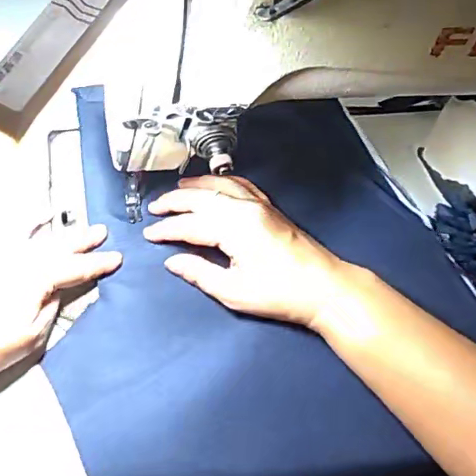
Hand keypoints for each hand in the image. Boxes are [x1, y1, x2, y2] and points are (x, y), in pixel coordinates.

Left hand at [0, 222, 121, 400]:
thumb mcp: (33, 336)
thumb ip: (51, 307)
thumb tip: (57, 291)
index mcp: (36, 278)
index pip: (74, 269)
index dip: (97, 264)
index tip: (116, 259)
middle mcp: (19, 260)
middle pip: (56, 246)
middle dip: (80, 240)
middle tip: (100, 231)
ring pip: (30, 235)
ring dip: (49, 226)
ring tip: (62, 214)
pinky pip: (1, 236)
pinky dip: (16, 226)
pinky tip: (21, 220)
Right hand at [144, 176, 356, 327]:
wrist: (325, 288)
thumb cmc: (281, 293)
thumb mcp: (234, 291)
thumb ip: (200, 273)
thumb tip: (173, 262)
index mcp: (234, 228)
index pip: (190, 224)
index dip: (166, 229)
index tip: (150, 234)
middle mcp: (245, 209)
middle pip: (201, 198)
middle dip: (174, 202)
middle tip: (155, 209)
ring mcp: (259, 205)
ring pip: (219, 185)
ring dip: (195, 187)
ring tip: (177, 190)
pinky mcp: (270, 208)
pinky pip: (240, 184)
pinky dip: (221, 181)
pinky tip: (214, 184)